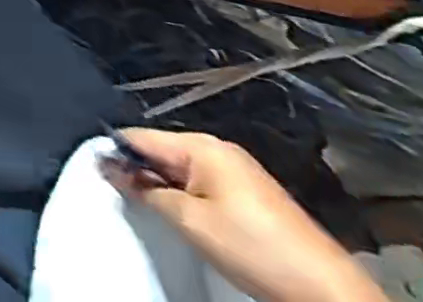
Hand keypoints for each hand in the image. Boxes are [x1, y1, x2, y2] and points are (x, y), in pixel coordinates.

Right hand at [107, 129, 386, 301]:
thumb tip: (112, 168)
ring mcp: (238, 171)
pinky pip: (201, 183)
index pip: (141, 136)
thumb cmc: (253, 248)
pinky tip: (177, 214)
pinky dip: (183, 195)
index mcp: (202, 146)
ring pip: (180, 169)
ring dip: (161, 185)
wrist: (329, 294)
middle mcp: (219, 149)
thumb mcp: (189, 220)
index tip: (94, 170)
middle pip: (161, 150)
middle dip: (139, 169)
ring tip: (143, 206)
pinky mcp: (250, 194)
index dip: (114, 151)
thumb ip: (145, 190)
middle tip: (117, 193)